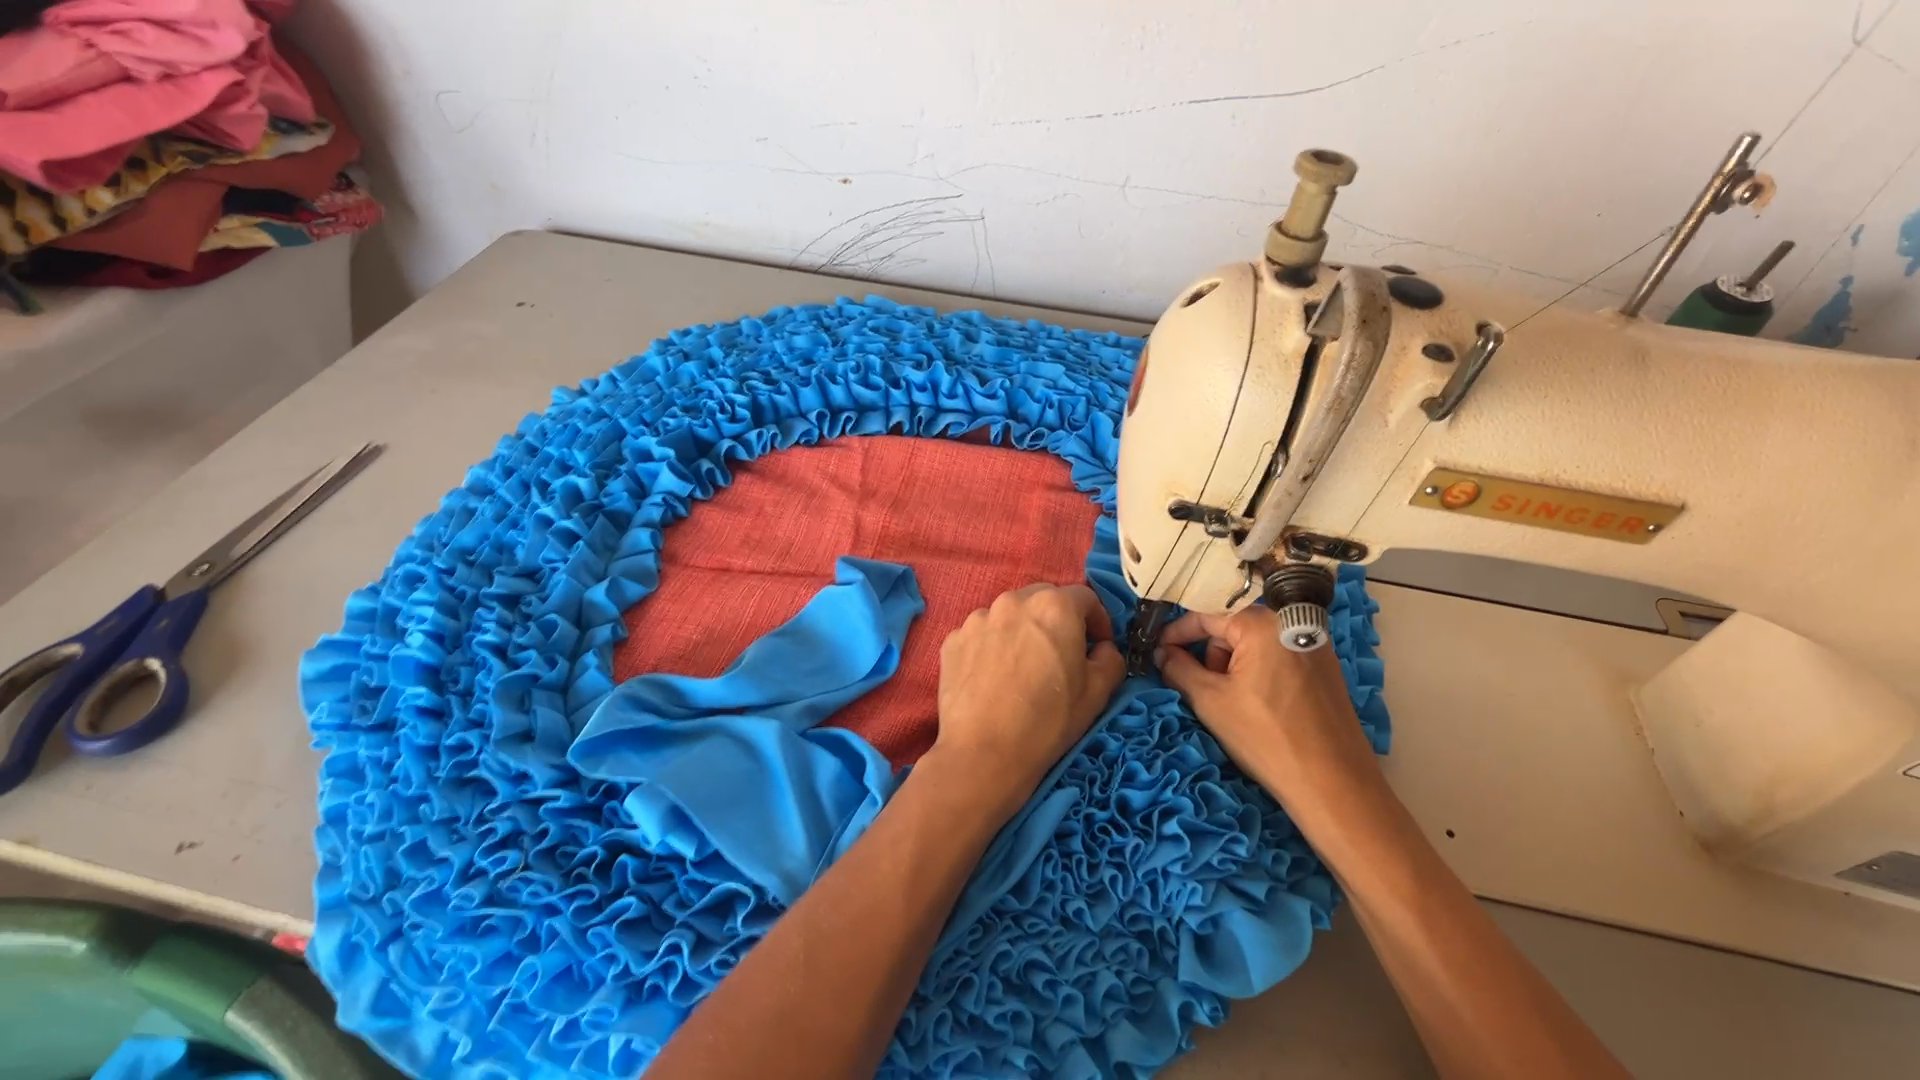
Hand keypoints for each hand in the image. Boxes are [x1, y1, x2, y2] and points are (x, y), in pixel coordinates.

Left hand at [930, 584, 1125, 814]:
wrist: (984, 753)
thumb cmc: (1049, 721)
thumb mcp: (1098, 692)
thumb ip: (1110, 658)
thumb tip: (1103, 648)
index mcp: (1054, 606)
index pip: (1085, 598)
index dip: (1098, 621)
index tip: (1098, 646)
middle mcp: (1013, 601)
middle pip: (1043, 600)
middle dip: (1058, 621)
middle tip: (1061, 655)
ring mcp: (977, 619)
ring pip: (1009, 616)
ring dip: (1022, 632)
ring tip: (1024, 668)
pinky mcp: (952, 641)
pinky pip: (981, 635)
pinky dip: (992, 647)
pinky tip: (994, 678)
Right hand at [1154, 607, 1379, 809]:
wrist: (1333, 783)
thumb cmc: (1266, 737)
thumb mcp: (1210, 701)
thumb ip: (1179, 669)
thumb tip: (1161, 653)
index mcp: (1262, 623)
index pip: (1205, 615)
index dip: (1175, 634)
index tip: (1157, 653)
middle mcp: (1291, 623)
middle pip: (1232, 629)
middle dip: (1210, 657)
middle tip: (1204, 692)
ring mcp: (1314, 645)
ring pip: (1255, 645)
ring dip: (1234, 669)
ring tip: (1235, 707)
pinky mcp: (1326, 668)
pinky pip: (1278, 658)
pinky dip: (1259, 675)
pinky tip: (1260, 709)